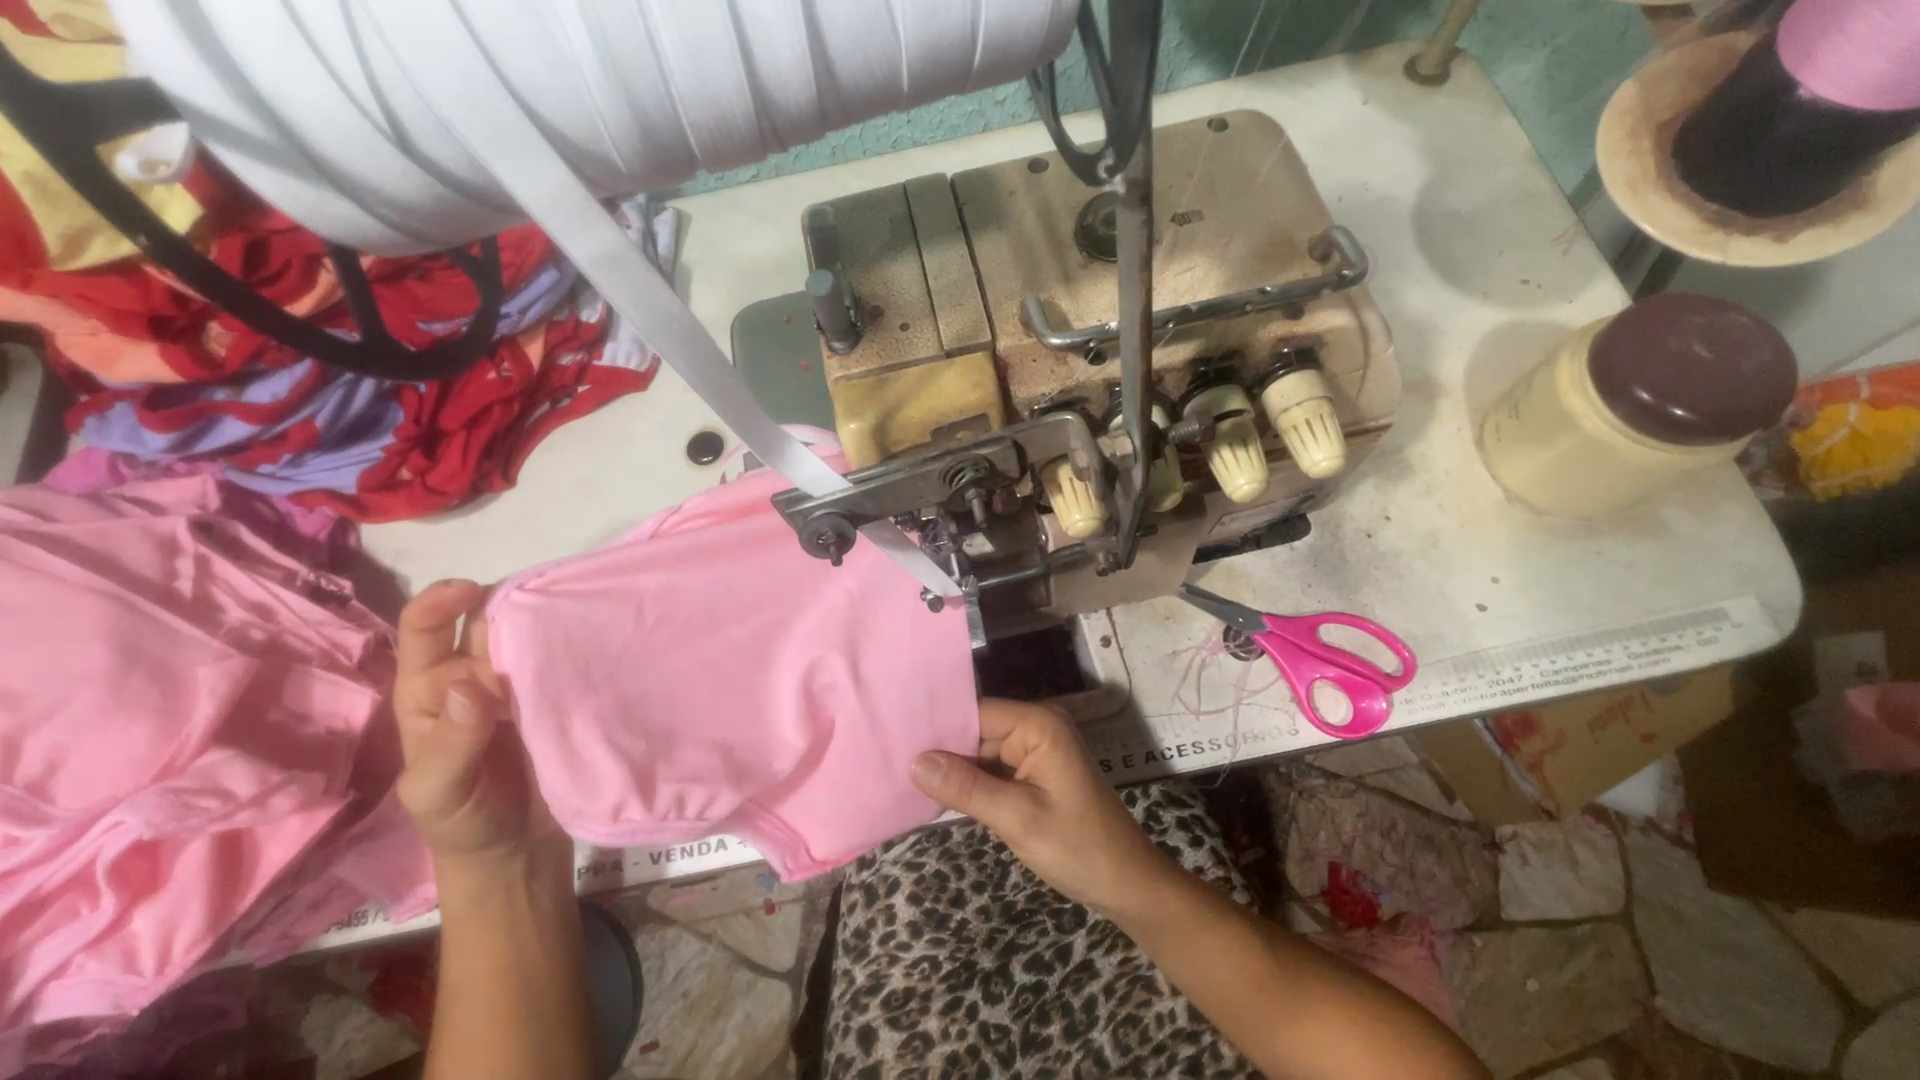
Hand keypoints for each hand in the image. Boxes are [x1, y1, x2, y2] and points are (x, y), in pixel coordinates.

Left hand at [394, 579, 563, 867]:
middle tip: (548, 600)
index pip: (425, 630)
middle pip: (488, 622)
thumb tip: (469, 684)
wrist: (517, 854)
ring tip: (582, 612)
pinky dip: (582, 648)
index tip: (472, 589)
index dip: (441, 602)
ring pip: (533, 638)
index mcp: (430, 690)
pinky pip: (569, 665)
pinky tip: (604, 642)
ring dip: (551, 622)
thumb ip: (450, 743)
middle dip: (511, 603)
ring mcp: (522, 688)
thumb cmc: (463, 823)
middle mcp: (475, 677)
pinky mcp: (560, 700)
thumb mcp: (438, 793)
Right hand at [910, 698, 1172, 913]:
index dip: (936, 726)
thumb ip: (966, 787)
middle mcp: (1036, 728)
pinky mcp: (1033, 775)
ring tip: (899, 776)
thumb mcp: (1017, 818)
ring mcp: (1035, 752)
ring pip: (979, 752)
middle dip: (939, 749)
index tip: (891, 739)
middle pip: (974, 730)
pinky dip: (968, 784)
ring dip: (950, 769)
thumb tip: (915, 761)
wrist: (1127, 885)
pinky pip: (991, 770)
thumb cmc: (1079, 848)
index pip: (974, 712)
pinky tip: (933, 793)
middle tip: (886, 761)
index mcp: (1039, 725)